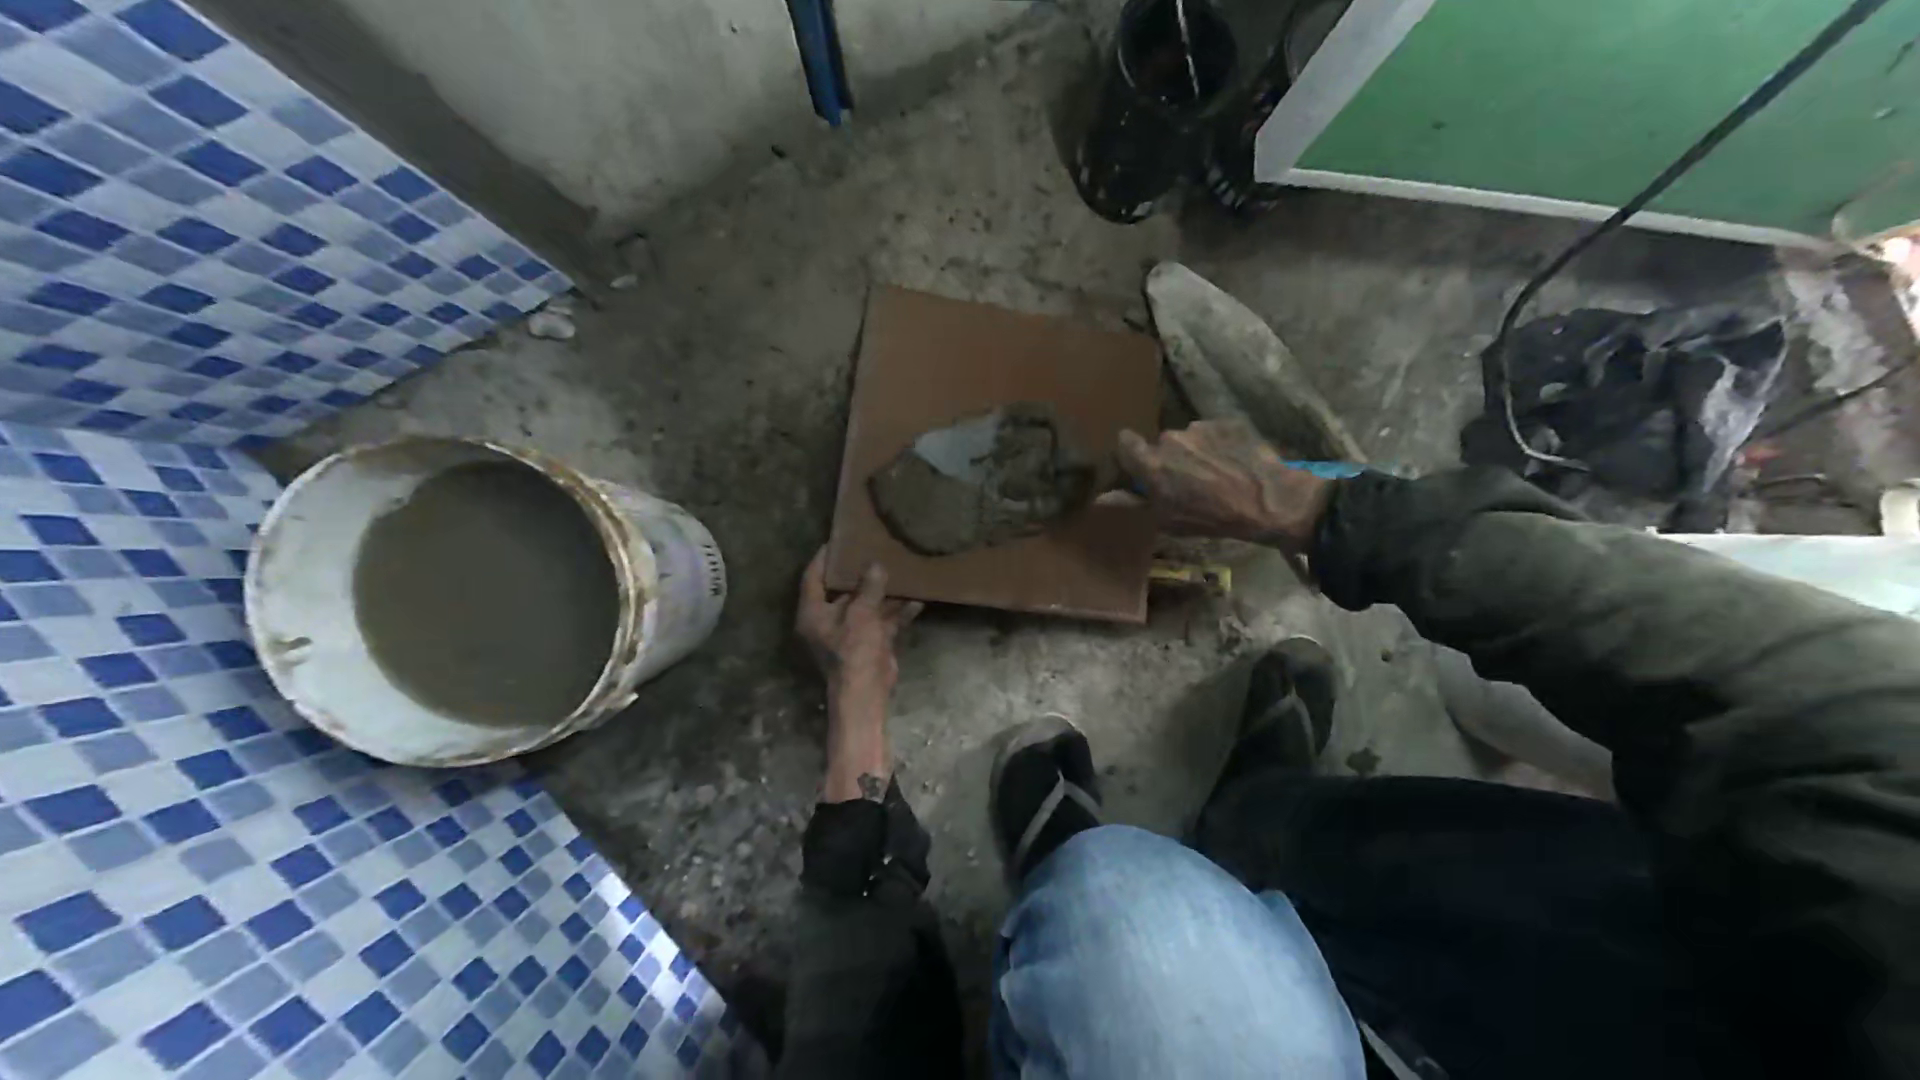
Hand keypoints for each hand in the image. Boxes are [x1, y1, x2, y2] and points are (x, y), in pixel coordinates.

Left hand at [797, 549, 922, 802]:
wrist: (866, 692)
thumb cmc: (853, 650)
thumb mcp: (861, 614)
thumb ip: (868, 588)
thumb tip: (876, 565)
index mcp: (814, 613)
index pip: (813, 578)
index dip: (823, 558)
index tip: (836, 540)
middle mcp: (829, 620)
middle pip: (843, 590)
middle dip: (860, 573)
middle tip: (873, 549)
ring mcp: (851, 631)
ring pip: (867, 605)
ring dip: (884, 592)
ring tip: (900, 569)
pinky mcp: (871, 642)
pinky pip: (884, 621)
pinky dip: (898, 612)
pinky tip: (918, 599)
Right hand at [1117, 420, 1333, 553]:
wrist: (1269, 501)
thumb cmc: (1212, 517)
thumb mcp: (1167, 520)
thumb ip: (1133, 502)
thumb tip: (1101, 497)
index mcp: (1152, 463)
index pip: (1124, 441)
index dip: (1129, 452)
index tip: (1138, 464)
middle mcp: (1171, 438)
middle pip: (1161, 444)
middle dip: (1169, 458)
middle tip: (1186, 479)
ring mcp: (1201, 427)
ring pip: (1189, 438)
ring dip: (1196, 452)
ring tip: (1216, 473)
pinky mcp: (1227, 422)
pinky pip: (1214, 432)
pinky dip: (1219, 445)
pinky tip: (1234, 464)